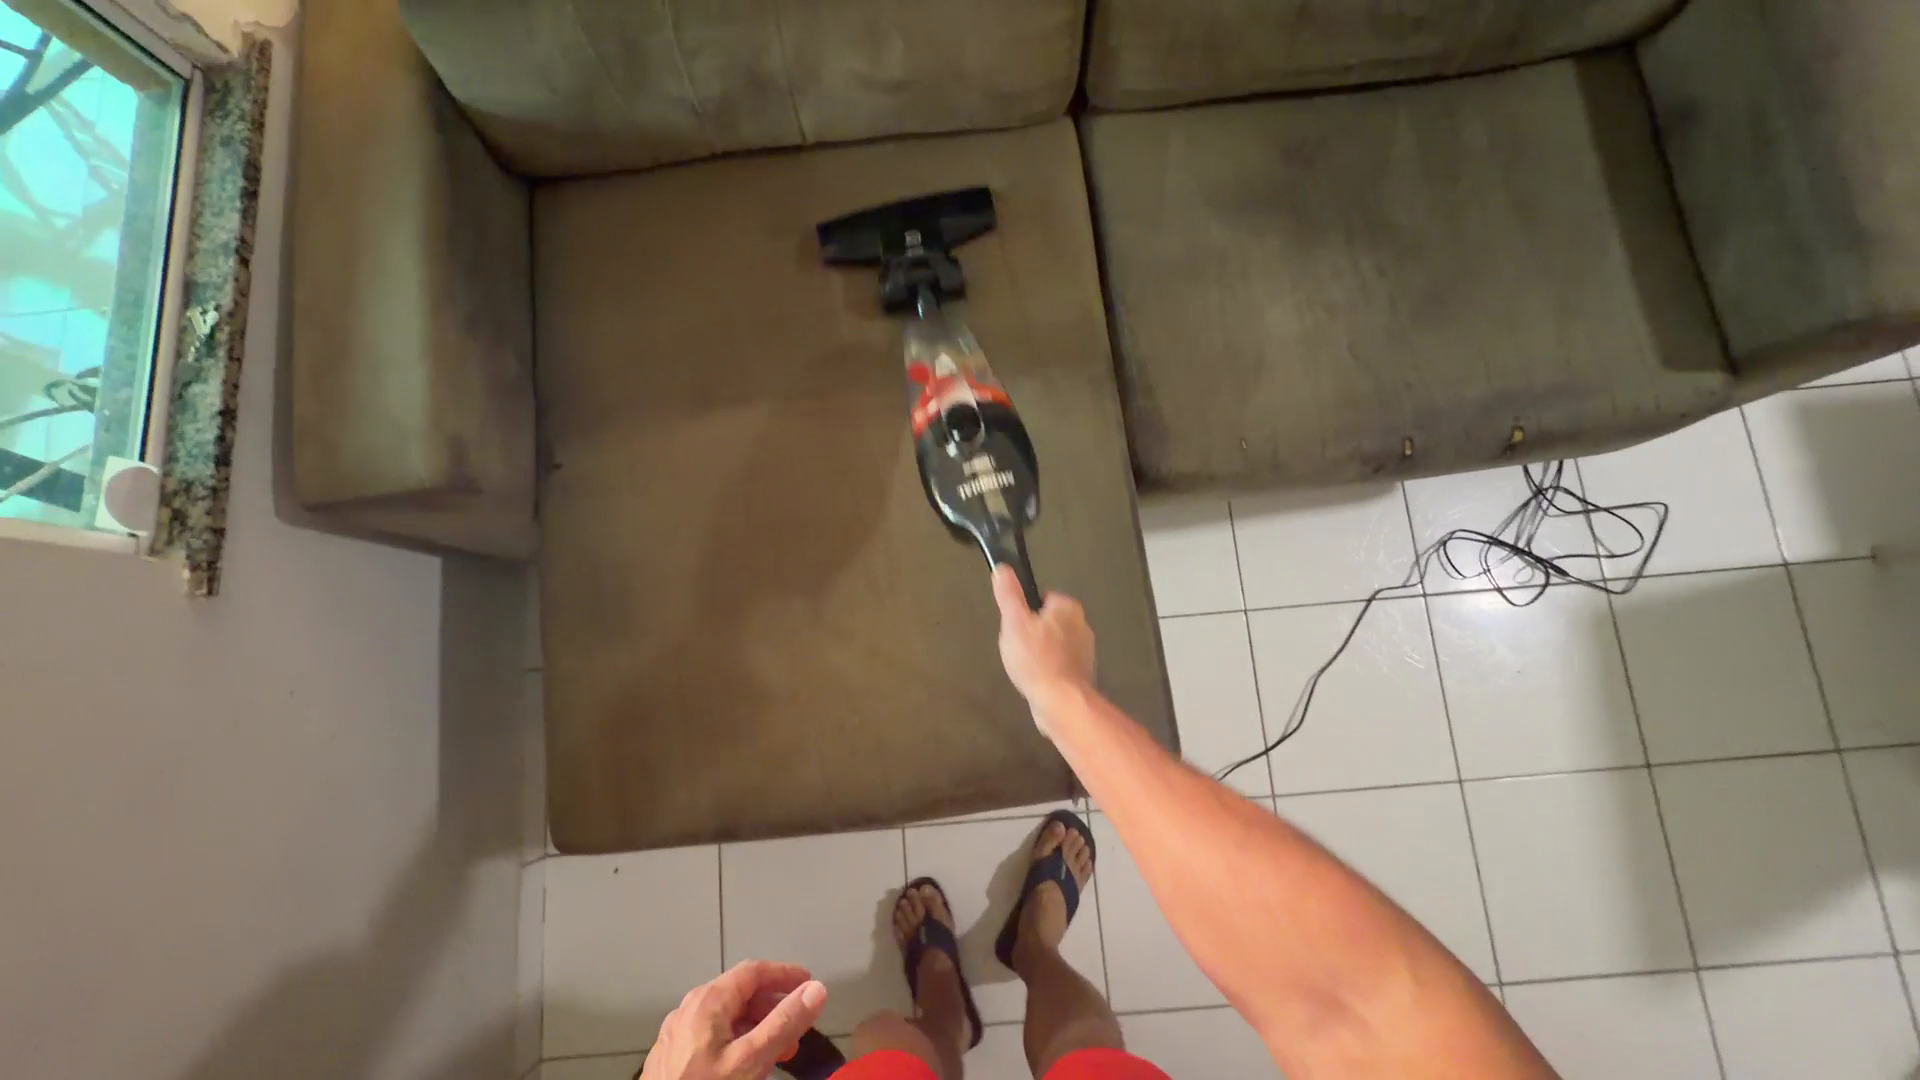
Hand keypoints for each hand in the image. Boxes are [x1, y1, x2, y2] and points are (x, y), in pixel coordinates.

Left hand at [639, 962, 827, 1079]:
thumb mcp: (751, 1062)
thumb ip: (785, 1024)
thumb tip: (817, 988)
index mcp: (707, 1000)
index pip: (754, 971)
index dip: (785, 975)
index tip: (810, 986)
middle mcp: (688, 1009)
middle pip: (739, 994)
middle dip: (772, 1009)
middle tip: (796, 1034)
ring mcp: (675, 1035)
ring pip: (725, 1019)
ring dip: (755, 1029)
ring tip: (774, 1056)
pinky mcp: (668, 1060)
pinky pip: (710, 1038)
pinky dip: (735, 1043)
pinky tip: (742, 1070)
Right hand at [992, 564, 1095, 723]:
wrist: (1060, 701)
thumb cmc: (1035, 658)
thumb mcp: (1014, 622)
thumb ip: (1008, 594)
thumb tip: (1003, 568)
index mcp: (1068, 608)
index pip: (1043, 599)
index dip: (1026, 612)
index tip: (1016, 627)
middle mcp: (1082, 625)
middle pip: (1048, 621)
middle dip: (1033, 633)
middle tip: (1018, 647)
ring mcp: (1085, 651)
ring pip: (1054, 644)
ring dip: (1040, 652)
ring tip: (1026, 666)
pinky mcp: (1082, 673)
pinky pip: (1059, 664)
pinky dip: (1048, 669)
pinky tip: (1036, 679)